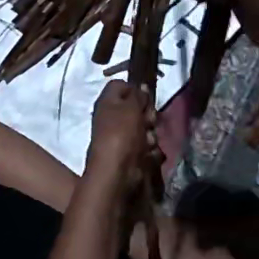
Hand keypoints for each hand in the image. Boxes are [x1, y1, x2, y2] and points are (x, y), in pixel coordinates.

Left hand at [85, 79, 157, 195]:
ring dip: (150, 133)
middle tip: (149, 120)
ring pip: (144, 127)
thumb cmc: (121, 133)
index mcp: (107, 102)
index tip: (146, 97)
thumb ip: (138, 95)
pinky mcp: (131, 153)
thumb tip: (141, 86)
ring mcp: (122, 136)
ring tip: (148, 141)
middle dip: (147, 114)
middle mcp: (113, 117)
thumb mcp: (131, 108)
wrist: (117, 172)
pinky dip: (149, 150)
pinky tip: (148, 154)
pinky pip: (146, 145)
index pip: (121, 86)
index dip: (134, 89)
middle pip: (136, 108)